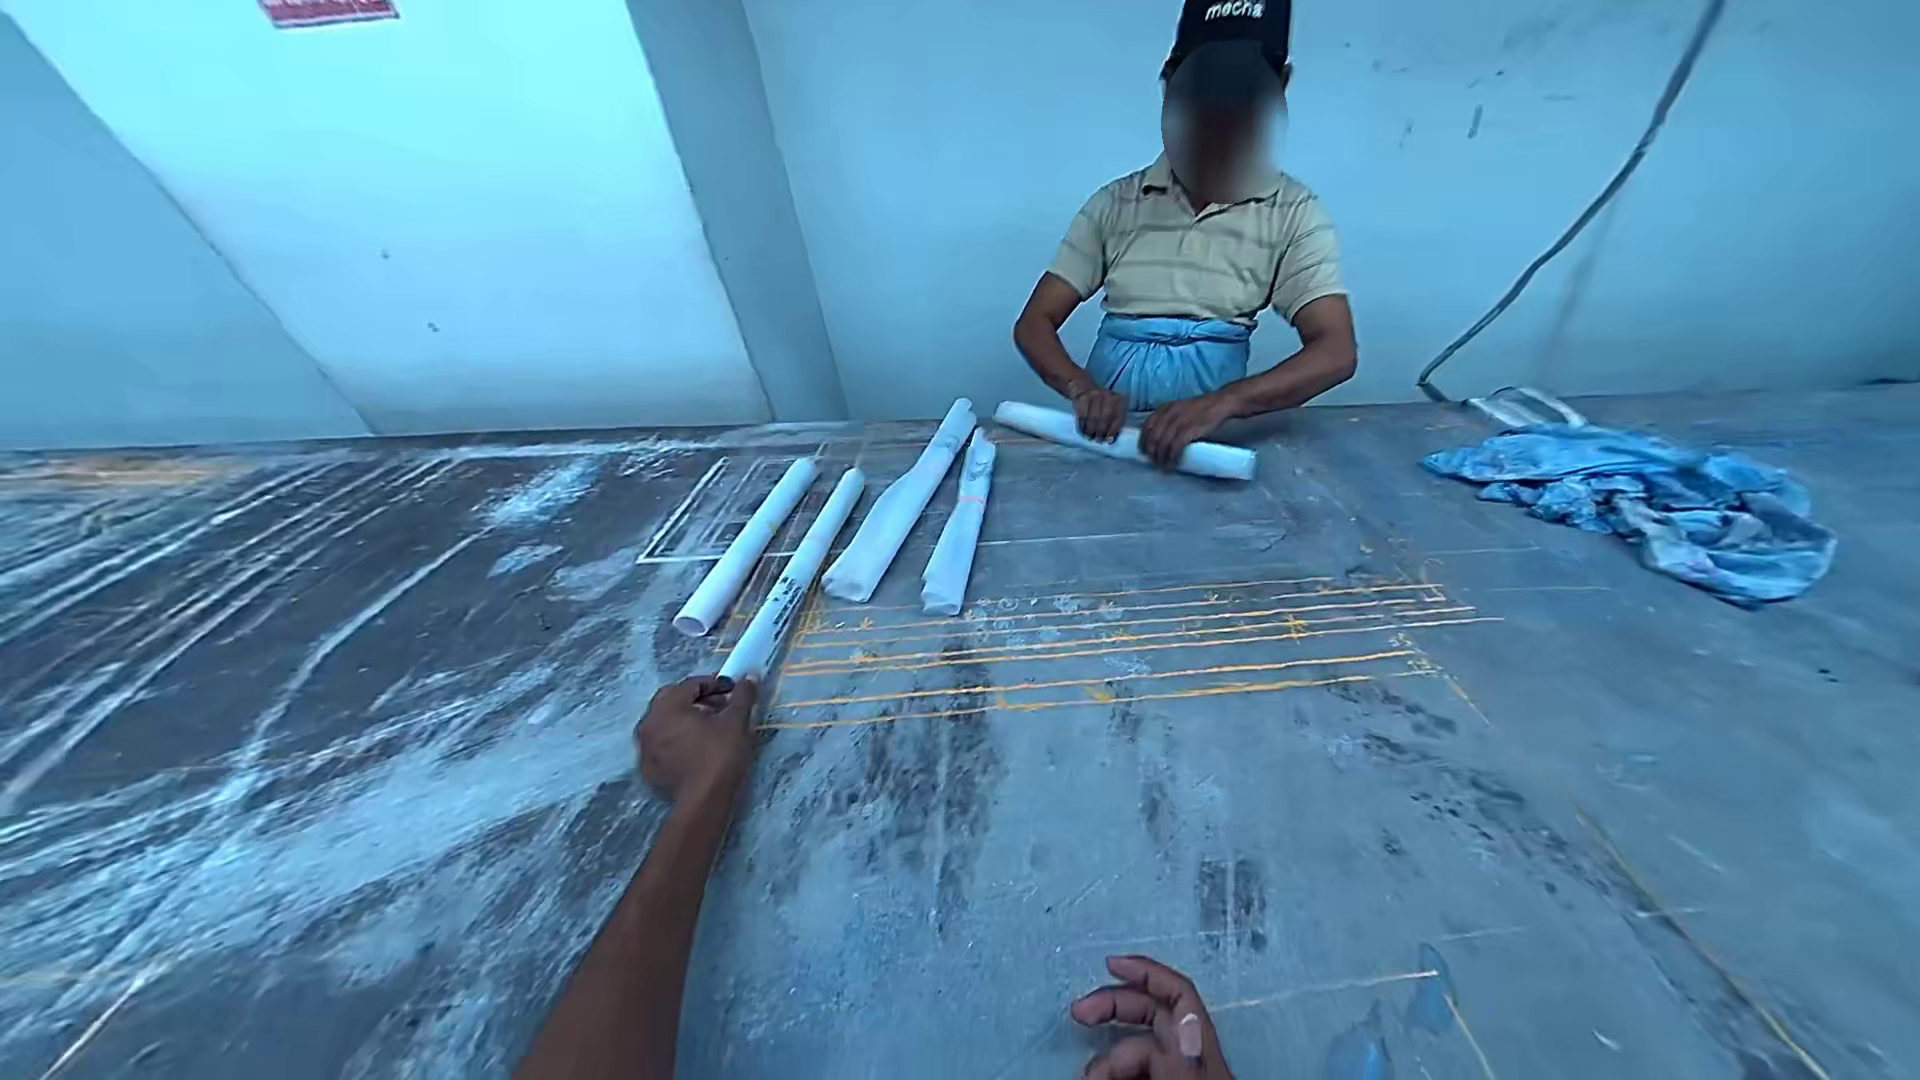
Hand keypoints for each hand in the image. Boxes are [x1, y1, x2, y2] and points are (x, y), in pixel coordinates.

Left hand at [635, 675, 759, 804]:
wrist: (703, 802)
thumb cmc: (720, 755)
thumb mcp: (737, 721)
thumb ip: (743, 695)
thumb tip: (750, 676)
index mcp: (667, 707)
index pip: (690, 684)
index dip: (714, 683)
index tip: (733, 689)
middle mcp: (649, 723)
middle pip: (673, 699)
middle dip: (698, 697)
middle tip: (721, 704)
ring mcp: (645, 747)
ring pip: (666, 721)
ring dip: (688, 716)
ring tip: (711, 724)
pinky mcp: (647, 767)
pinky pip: (663, 741)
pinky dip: (679, 736)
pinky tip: (698, 745)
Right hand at [1069, 383, 1127, 442]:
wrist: (1084, 389)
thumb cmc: (1102, 404)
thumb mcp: (1113, 408)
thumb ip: (1114, 422)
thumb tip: (1110, 440)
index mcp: (1118, 399)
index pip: (1117, 416)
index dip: (1113, 430)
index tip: (1109, 439)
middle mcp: (1107, 395)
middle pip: (1105, 417)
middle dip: (1101, 431)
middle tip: (1098, 439)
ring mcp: (1093, 396)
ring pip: (1093, 418)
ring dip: (1091, 430)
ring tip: (1090, 436)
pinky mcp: (1081, 399)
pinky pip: (1082, 416)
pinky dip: (1082, 426)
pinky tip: (1083, 431)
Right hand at [1070, 955, 1233, 1078]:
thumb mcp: (1179, 1076)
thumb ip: (1137, 1059)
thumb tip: (1092, 1064)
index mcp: (1198, 1049)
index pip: (1179, 993)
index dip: (1144, 969)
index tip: (1109, 962)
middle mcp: (1191, 1055)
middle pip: (1150, 1013)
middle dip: (1110, 1007)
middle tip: (1076, 1014)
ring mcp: (1185, 1073)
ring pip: (1140, 1049)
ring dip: (1106, 1057)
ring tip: (1083, 1076)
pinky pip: (1143, 1071)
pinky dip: (1119, 1072)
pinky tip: (1099, 1077)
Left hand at [1139, 394, 1233, 468]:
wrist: (1220, 404)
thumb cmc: (1200, 408)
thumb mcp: (1179, 408)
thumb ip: (1168, 418)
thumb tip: (1157, 436)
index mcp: (1164, 409)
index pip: (1147, 427)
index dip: (1143, 441)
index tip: (1143, 451)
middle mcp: (1168, 415)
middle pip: (1152, 438)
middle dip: (1151, 452)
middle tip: (1153, 462)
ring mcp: (1177, 423)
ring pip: (1162, 444)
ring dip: (1161, 458)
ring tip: (1162, 466)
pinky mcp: (1188, 431)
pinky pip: (1174, 448)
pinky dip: (1172, 458)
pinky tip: (1172, 464)